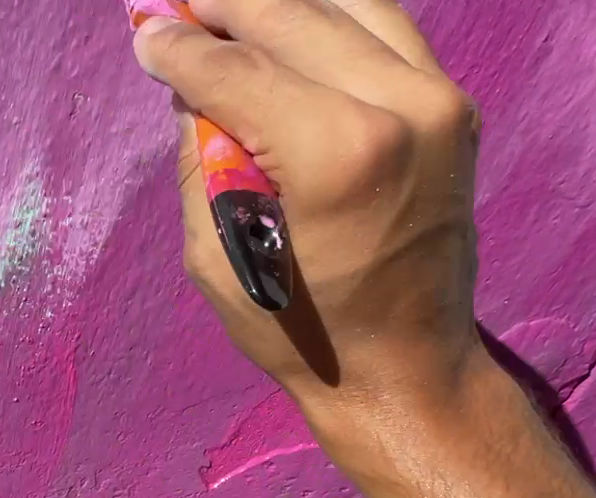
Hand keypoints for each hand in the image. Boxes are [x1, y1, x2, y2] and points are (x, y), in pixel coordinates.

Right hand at [133, 0, 484, 431]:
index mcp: (336, 154)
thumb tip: (193, 94)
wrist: (401, 364)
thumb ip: (203, 165)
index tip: (142, 26)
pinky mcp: (453, 102)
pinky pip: (381, 28)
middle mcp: (401, 103)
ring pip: (346, 4)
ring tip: (216, 3)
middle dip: (221, 3)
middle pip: (294, 16)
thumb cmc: (295, 331)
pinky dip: (325, 14)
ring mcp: (441, 95)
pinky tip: (282, 21)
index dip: (181, 48)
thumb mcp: (218, 260)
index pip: (239, 72)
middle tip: (167, 0)